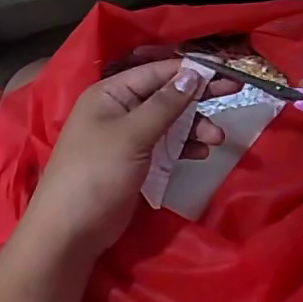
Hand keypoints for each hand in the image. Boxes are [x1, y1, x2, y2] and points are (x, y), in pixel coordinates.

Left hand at [24, 60, 238, 257]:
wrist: (69, 233)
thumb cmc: (96, 174)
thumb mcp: (133, 135)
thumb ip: (165, 104)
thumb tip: (192, 74)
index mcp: (110, 93)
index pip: (156, 72)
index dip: (190, 70)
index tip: (223, 69)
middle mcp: (119, 109)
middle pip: (166, 95)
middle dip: (197, 96)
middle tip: (233, 90)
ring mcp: (127, 136)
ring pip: (169, 122)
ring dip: (194, 126)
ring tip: (217, 139)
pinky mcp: (135, 161)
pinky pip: (165, 145)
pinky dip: (184, 147)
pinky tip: (201, 153)